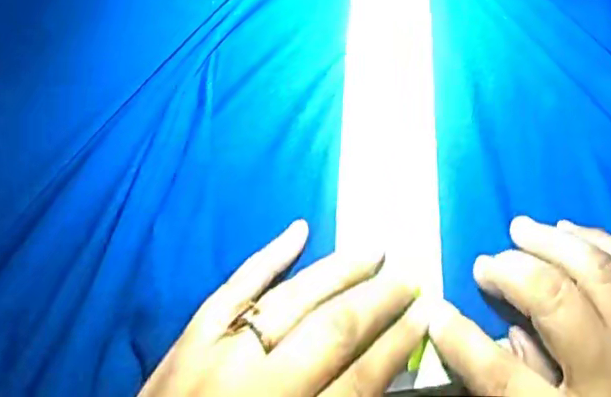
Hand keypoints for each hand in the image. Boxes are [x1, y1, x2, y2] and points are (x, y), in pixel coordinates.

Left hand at [141, 221, 425, 396]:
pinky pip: (231, 290)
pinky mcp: (182, 347)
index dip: (398, 342)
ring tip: (374, 250)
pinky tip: (298, 230)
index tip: (428, 311)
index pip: (358, 378)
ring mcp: (213, 361)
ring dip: (338, 270)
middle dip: (379, 299)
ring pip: (292, 299)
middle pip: (332, 329)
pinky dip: (266, 258)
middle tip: (412, 276)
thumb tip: (381, 369)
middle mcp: (251, 387)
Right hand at [426, 217, 610, 396]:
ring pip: (598, 270)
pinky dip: (602, 243)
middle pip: (555, 299)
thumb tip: (503, 340)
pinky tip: (577, 232)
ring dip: (557, 242)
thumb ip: (523, 394)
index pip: (504, 377)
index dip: (463, 342)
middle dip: (515, 270)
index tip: (438, 311)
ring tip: (524, 229)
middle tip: (486, 260)